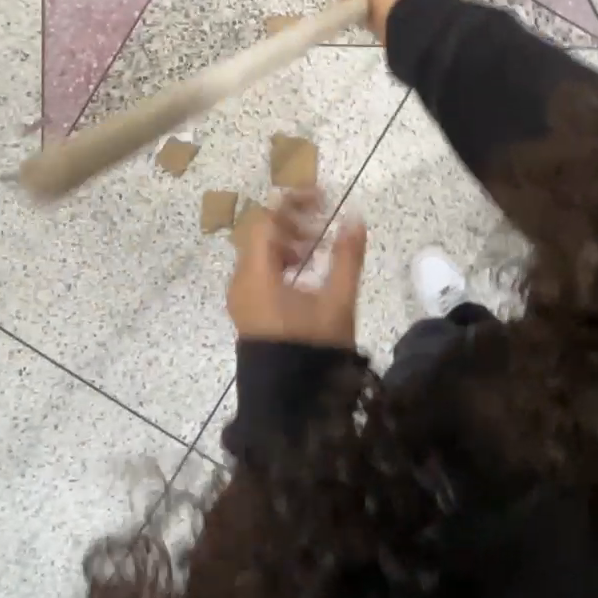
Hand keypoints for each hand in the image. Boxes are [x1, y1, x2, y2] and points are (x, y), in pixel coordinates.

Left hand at [228, 189, 368, 345]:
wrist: (291, 400)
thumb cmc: (313, 347)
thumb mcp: (338, 300)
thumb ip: (347, 256)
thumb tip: (355, 217)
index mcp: (257, 274)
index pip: (265, 220)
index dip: (292, 203)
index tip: (321, 197)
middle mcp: (241, 281)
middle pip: (259, 233)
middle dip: (291, 221)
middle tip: (322, 222)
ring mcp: (241, 297)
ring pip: (258, 252)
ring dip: (287, 241)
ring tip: (317, 248)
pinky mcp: (247, 309)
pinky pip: (258, 271)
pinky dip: (280, 261)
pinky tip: (305, 271)